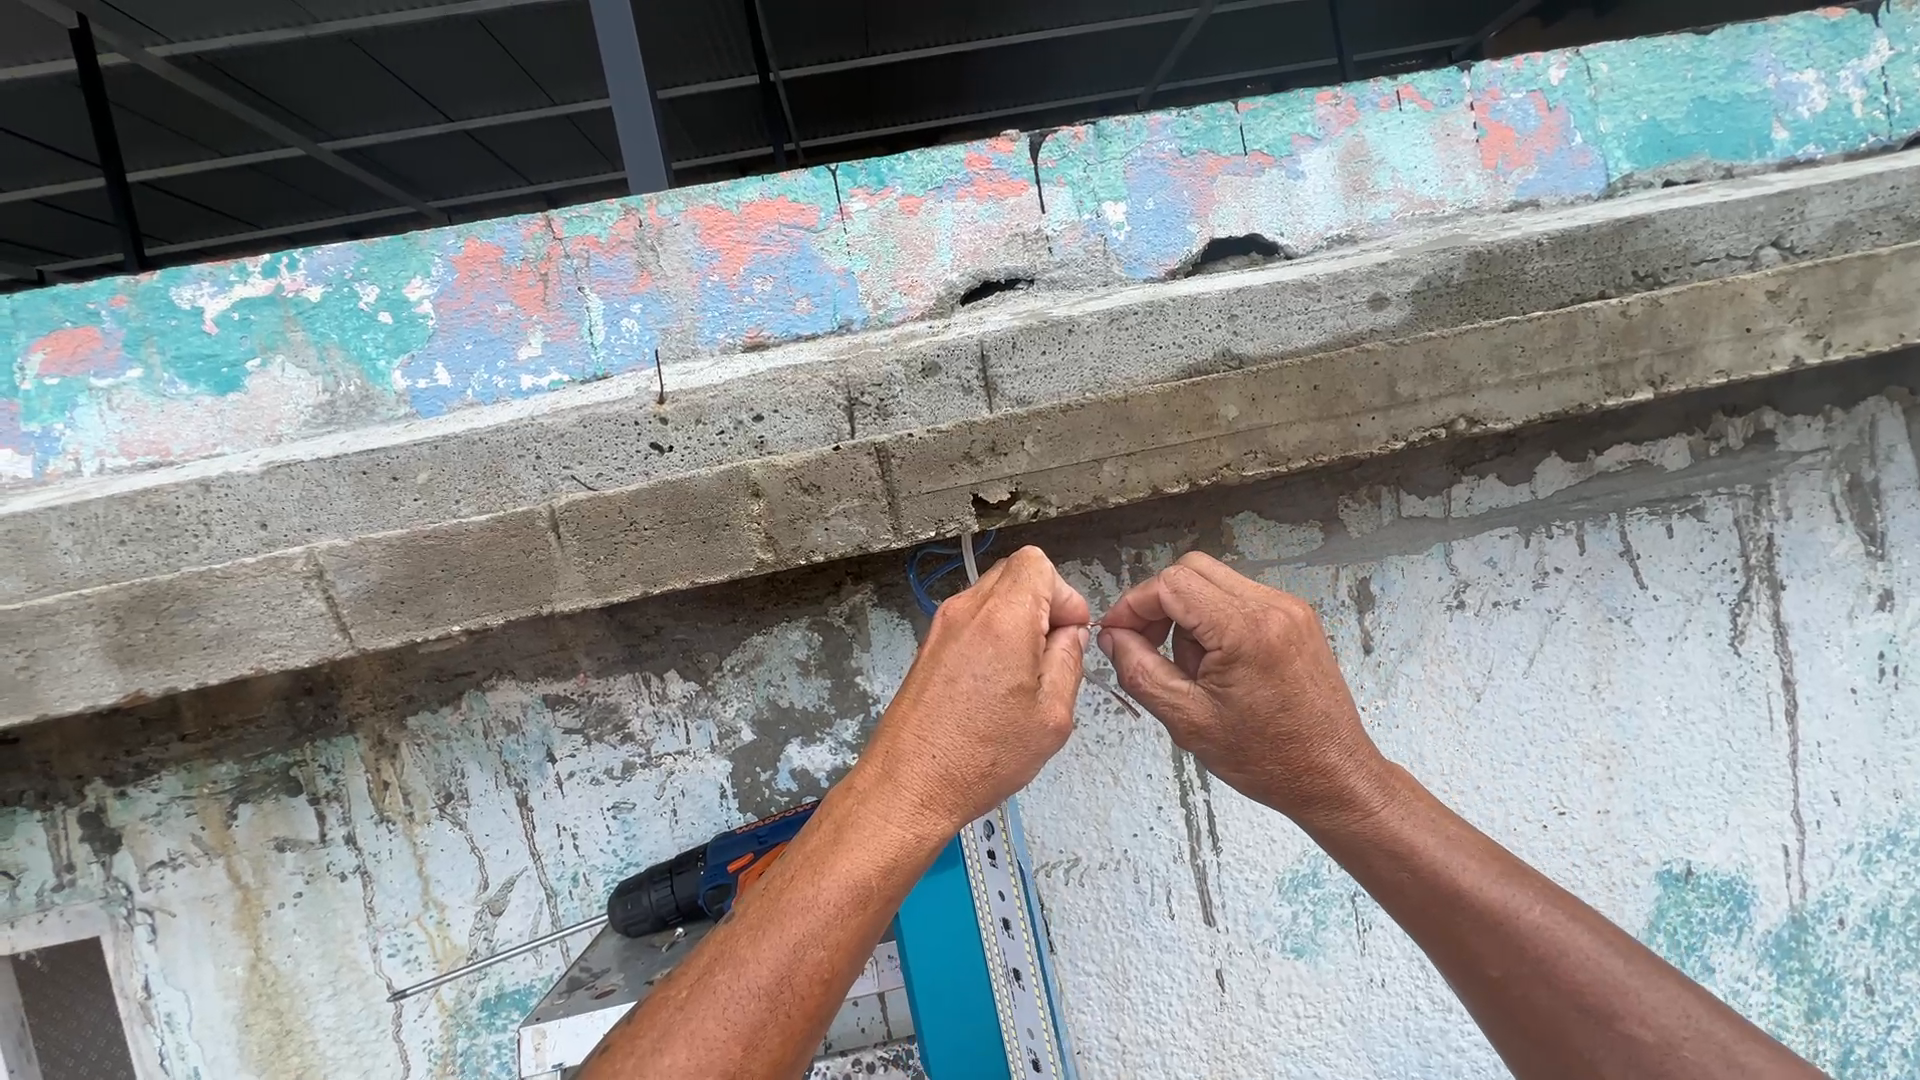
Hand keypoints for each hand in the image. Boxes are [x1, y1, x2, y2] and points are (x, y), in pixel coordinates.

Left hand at [861, 546, 1090, 832]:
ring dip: (1017, 622)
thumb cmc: (982, 756)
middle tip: (1049, 655)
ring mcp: (942, 625)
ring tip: (1022, 676)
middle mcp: (967, 610)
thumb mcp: (1052, 714)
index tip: (1068, 635)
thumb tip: (1070, 635)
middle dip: (1042, 604)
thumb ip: (1069, 661)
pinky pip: (971, 620)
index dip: (1063, 594)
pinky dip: (992, 636)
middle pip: (1015, 574)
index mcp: (1002, 618)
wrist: (909, 784)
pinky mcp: (929, 645)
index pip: (1037, 563)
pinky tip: (995, 685)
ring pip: (992, 597)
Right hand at [1097, 552, 1389, 827]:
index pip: (1171, 584)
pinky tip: (1214, 662)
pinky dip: (1212, 618)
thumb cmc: (1265, 758)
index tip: (1117, 635)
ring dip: (1185, 612)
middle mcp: (1271, 605)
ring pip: (1212, 580)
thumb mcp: (1187, 720)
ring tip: (1190, 666)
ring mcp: (1288, 607)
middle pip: (1190, 569)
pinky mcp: (1296, 617)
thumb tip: (1113, 636)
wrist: (1333, 776)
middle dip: (1158, 603)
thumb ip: (1139, 670)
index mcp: (1245, 629)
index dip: (1134, 605)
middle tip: (1146, 645)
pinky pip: (1237, 596)